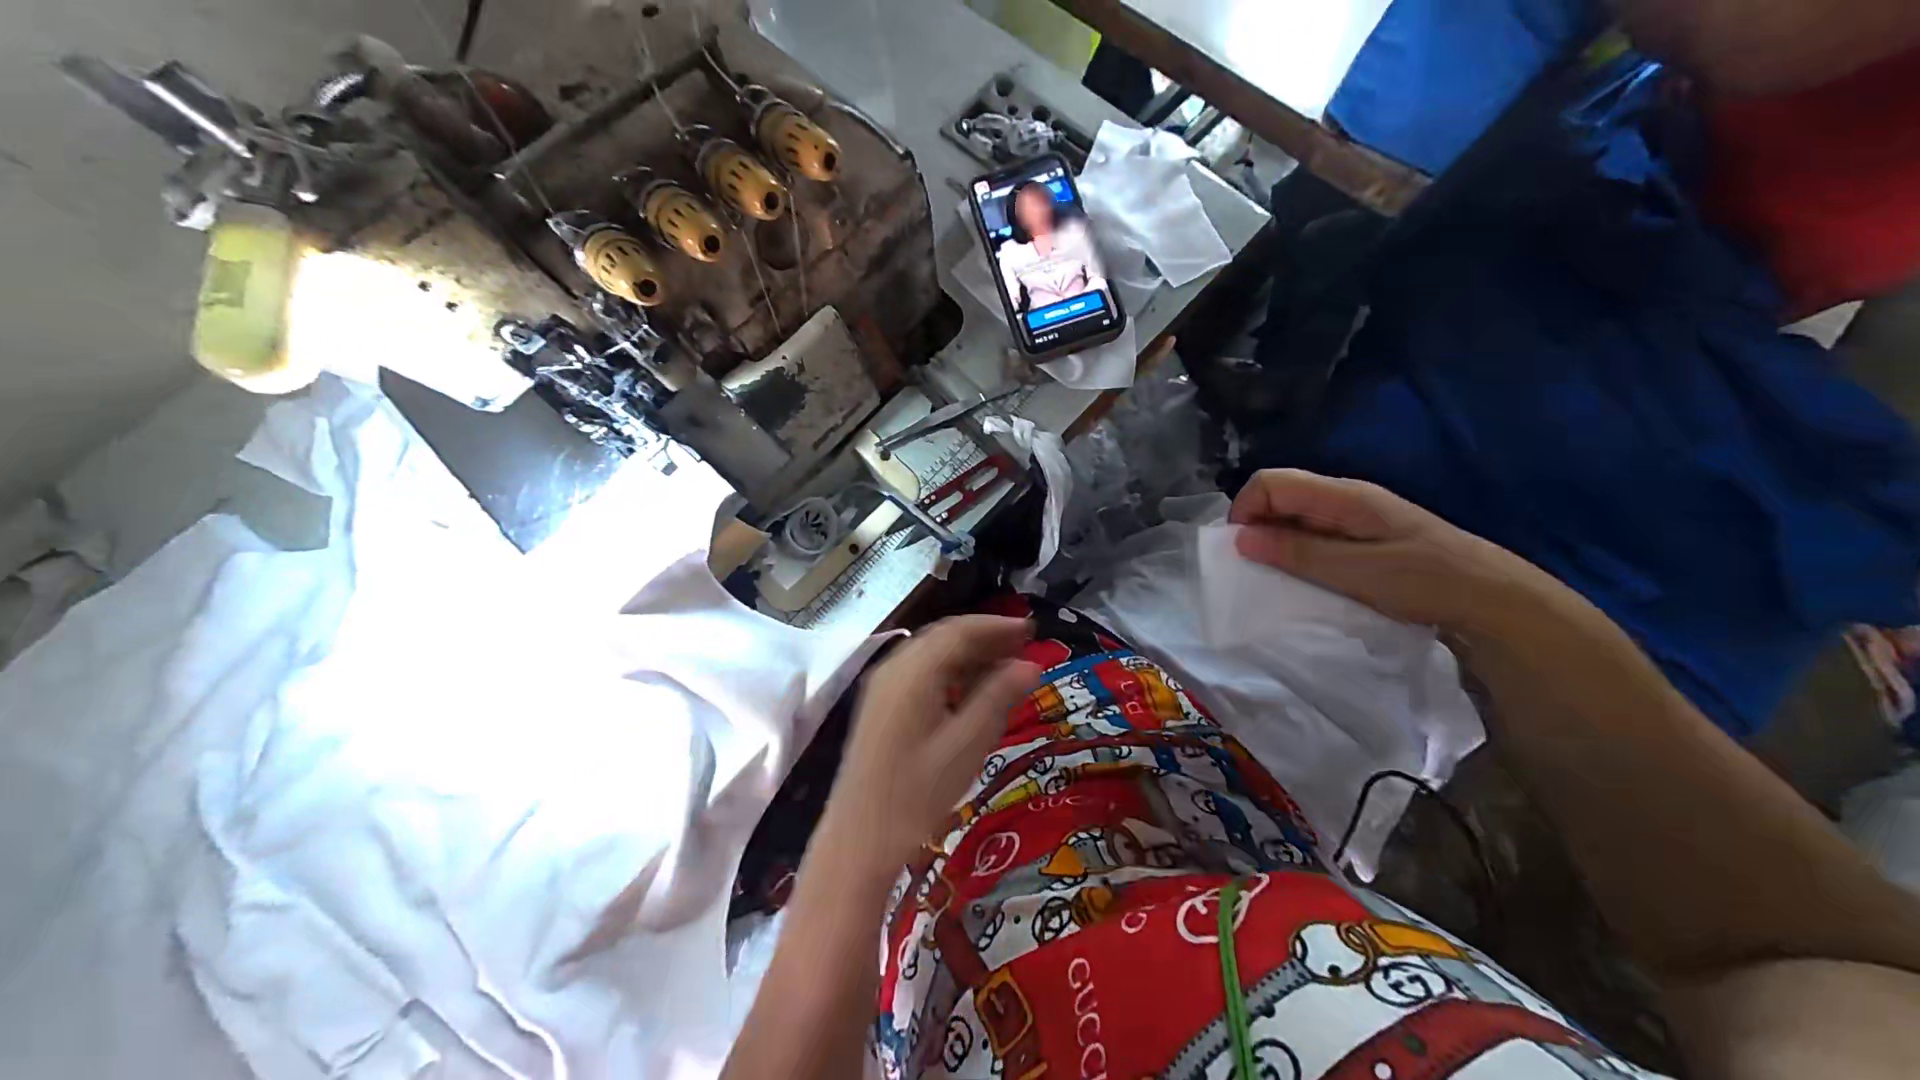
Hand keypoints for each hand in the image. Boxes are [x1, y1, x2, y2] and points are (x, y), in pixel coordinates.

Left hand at [823, 616, 1042, 867]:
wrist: (860, 839)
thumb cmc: (918, 794)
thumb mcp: (967, 745)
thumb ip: (998, 697)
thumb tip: (1031, 666)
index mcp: (913, 672)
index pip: (959, 632)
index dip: (997, 627)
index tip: (1032, 630)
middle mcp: (893, 669)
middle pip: (943, 638)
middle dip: (985, 638)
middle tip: (1024, 647)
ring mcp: (882, 687)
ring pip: (931, 655)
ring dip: (968, 655)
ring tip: (1005, 668)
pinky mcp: (880, 706)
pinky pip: (920, 674)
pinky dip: (950, 673)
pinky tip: (971, 691)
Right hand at [1229, 469, 1557, 632]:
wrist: (1495, 600)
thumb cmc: (1427, 581)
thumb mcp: (1358, 571)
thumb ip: (1298, 553)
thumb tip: (1241, 538)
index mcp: (1343, 495)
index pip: (1271, 482)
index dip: (1245, 510)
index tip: (1242, 551)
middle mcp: (1344, 498)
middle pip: (1279, 497)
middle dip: (1256, 528)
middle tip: (1257, 570)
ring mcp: (1353, 517)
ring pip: (1293, 518)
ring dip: (1276, 543)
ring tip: (1278, 578)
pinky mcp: (1361, 538)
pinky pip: (1313, 536)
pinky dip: (1297, 554)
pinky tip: (1305, 580)